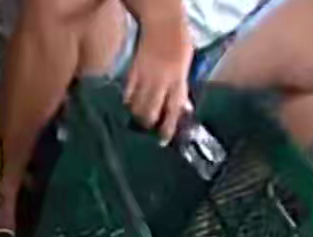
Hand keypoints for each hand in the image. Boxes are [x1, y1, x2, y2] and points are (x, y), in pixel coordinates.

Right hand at [122, 17, 192, 142]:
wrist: (162, 18)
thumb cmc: (178, 41)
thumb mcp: (185, 65)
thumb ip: (182, 89)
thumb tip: (184, 111)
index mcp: (177, 79)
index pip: (172, 110)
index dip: (167, 128)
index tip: (163, 140)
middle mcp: (160, 81)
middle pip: (150, 113)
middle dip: (149, 124)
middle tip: (149, 127)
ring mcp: (145, 77)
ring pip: (137, 107)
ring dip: (137, 116)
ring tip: (139, 117)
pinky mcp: (132, 72)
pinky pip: (127, 95)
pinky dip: (128, 103)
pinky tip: (130, 105)